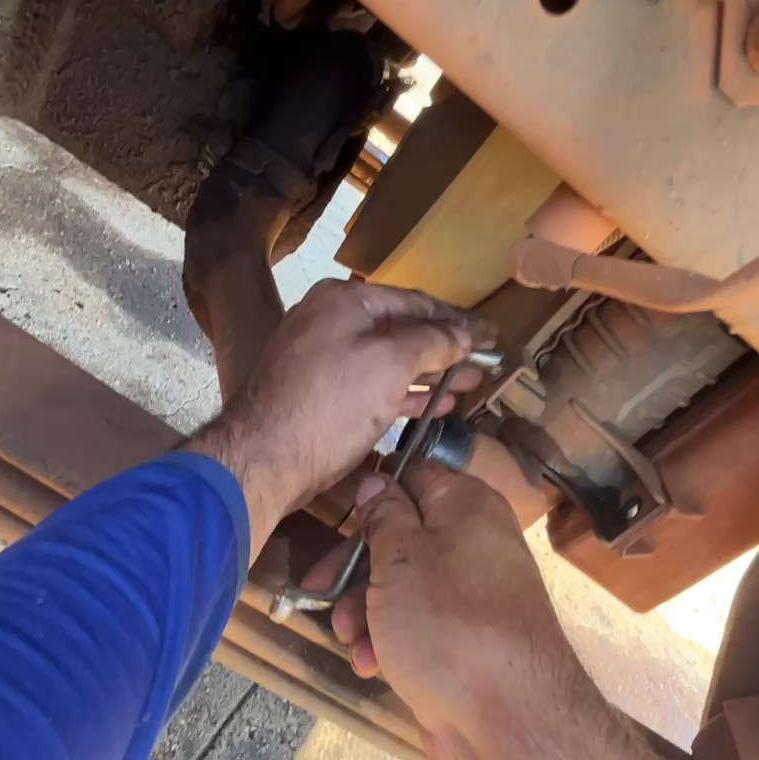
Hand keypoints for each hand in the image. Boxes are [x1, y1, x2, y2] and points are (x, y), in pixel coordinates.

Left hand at [186, 280, 493, 556]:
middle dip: (448, 347)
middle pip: (403, 330)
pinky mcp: (323, 397)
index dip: (458, 319)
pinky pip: (374, 386)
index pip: (415, 302)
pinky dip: (406, 394)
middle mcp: (332, 322)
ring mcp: (325, 361)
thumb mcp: (389, 363)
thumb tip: (463, 334)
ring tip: (473, 383)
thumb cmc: (330, 403)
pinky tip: (437, 405)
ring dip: (432, 373)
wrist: (265, 459)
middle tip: (488, 360)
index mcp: (344, 300)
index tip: (493, 334)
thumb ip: (431, 341)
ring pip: (391, 361)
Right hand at [307, 462, 599, 759]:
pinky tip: (372, 665)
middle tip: (318, 588)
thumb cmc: (446, 622)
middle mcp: (474, 542)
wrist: (508, 719)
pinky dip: (390, 640)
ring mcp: (471, 595)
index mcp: (467, 506)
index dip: (374, 490)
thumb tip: (378, 479)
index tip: (338, 513)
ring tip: (349, 639)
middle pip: (401, 536)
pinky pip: (417, 624)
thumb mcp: (401, 558)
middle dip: (356, 567)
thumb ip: (385, 516)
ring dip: (366, 610)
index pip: (414, 474)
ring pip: (403, 585)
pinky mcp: (463, 640)